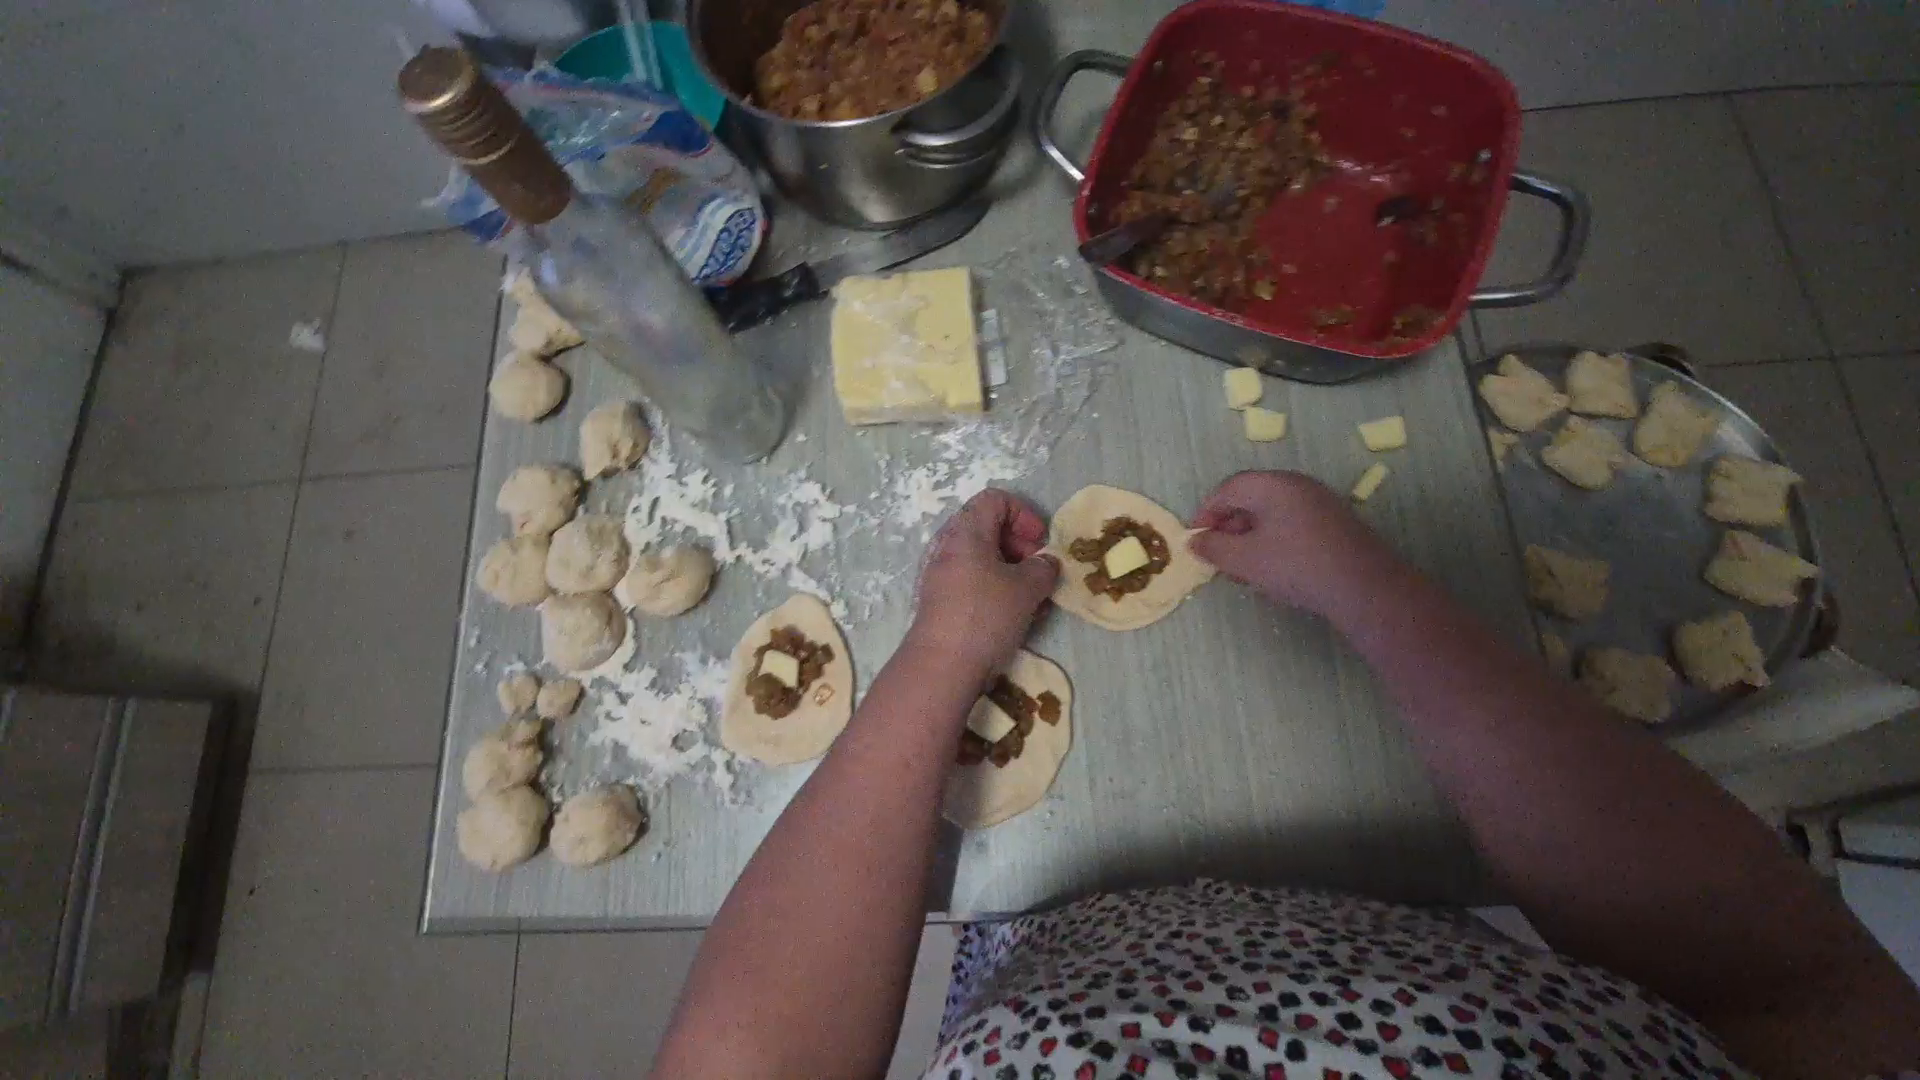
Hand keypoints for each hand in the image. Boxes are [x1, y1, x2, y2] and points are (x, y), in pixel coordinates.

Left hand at [907, 489, 1058, 676]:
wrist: (941, 666)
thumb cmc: (985, 616)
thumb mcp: (1026, 589)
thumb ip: (1043, 569)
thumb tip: (1046, 563)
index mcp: (966, 532)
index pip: (995, 499)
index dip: (1023, 514)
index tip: (1040, 542)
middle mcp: (948, 547)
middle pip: (988, 529)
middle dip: (1020, 546)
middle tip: (1038, 571)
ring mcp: (941, 576)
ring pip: (983, 560)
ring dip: (1012, 573)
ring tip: (1034, 600)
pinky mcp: (940, 602)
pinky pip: (973, 584)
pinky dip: (996, 591)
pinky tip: (1016, 617)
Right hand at [1190, 470, 1399, 615]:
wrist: (1365, 588)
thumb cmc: (1296, 566)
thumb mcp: (1244, 560)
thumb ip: (1213, 547)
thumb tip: (1195, 541)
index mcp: (1274, 485)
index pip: (1228, 488)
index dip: (1206, 512)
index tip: (1195, 539)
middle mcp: (1298, 485)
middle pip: (1250, 497)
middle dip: (1227, 525)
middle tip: (1217, 553)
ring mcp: (1320, 503)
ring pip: (1271, 512)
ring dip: (1249, 535)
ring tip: (1241, 566)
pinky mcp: (1334, 523)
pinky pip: (1291, 522)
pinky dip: (1272, 539)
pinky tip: (1271, 567)